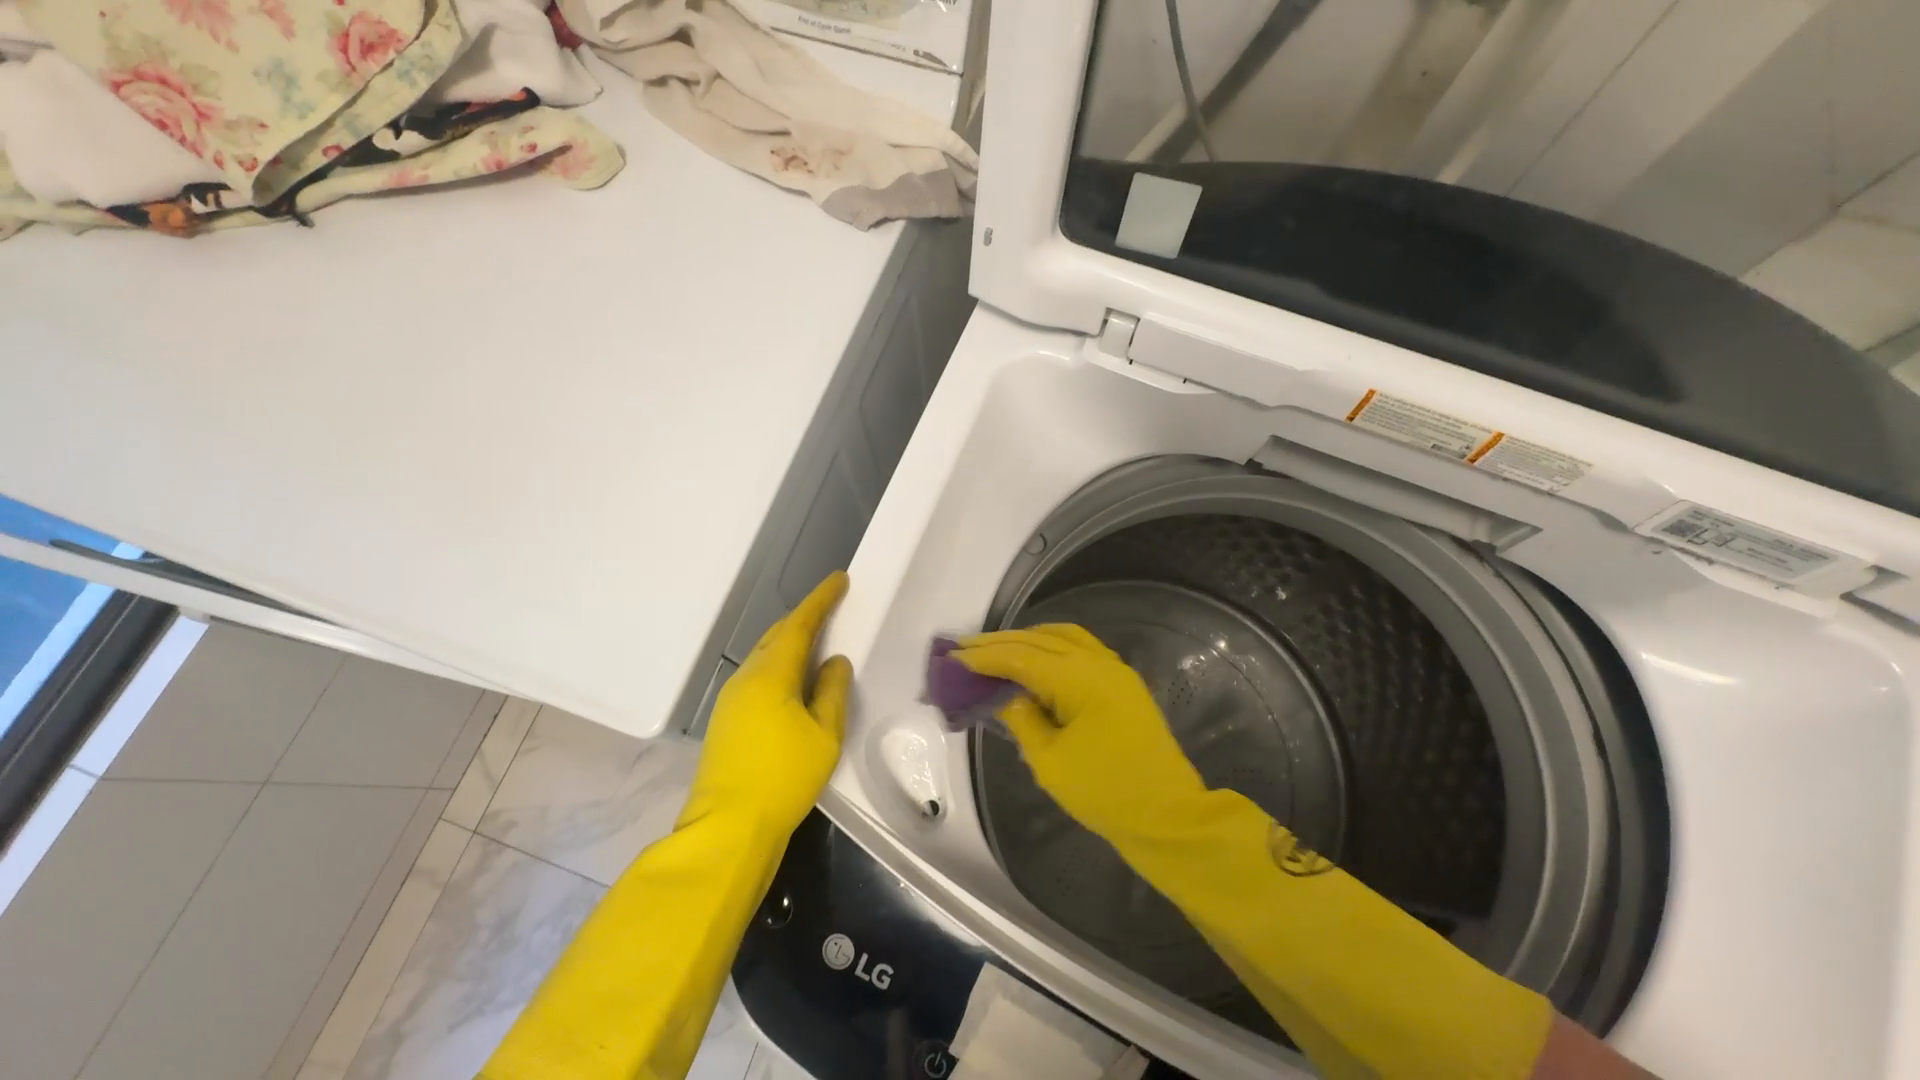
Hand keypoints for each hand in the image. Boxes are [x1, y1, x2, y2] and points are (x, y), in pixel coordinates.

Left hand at [689, 572, 852, 834]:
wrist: (729, 826)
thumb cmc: (783, 778)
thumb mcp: (824, 735)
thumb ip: (833, 692)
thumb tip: (834, 660)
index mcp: (771, 675)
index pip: (799, 625)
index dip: (821, 600)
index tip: (839, 579)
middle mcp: (746, 678)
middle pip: (777, 636)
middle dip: (805, 618)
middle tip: (832, 607)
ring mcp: (732, 700)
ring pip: (765, 656)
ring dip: (791, 642)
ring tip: (818, 638)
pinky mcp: (728, 720)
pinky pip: (758, 677)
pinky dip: (780, 666)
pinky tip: (796, 678)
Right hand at [953, 624, 1208, 842]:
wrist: (1167, 815)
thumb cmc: (1106, 793)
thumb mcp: (1050, 762)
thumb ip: (1022, 721)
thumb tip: (1001, 695)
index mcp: (1081, 680)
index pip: (1022, 657)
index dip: (985, 657)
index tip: (952, 658)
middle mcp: (1099, 664)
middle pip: (1040, 641)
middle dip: (999, 644)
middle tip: (962, 649)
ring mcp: (1115, 671)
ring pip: (1062, 638)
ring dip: (1026, 641)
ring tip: (992, 651)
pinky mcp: (1121, 684)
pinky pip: (1080, 650)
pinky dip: (1050, 648)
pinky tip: (1031, 661)